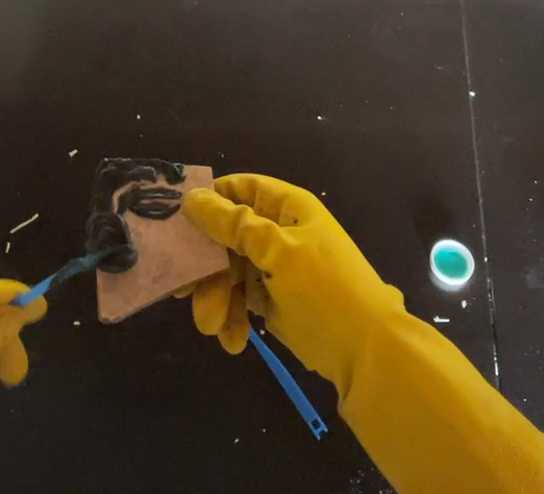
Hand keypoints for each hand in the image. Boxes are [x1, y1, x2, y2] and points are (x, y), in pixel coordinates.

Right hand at [180, 174, 402, 390]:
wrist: (367, 354)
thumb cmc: (326, 290)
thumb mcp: (278, 252)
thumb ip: (234, 224)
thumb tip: (192, 198)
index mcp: (287, 207)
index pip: (239, 189)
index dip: (208, 200)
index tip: (176, 221)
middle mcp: (278, 231)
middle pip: (226, 234)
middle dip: (206, 265)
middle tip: (183, 290)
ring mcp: (274, 267)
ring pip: (228, 271)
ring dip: (216, 298)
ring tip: (212, 327)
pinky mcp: (272, 300)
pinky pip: (239, 299)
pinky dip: (232, 317)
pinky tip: (234, 339)